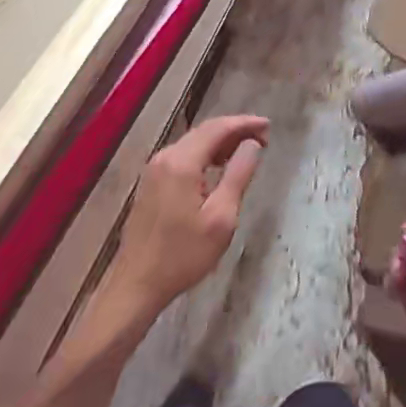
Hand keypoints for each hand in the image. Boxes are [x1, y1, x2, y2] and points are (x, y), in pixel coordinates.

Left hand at [108, 115, 268, 312]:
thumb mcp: (221, 219)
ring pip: (193, 143)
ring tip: (246, 151)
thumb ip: (238, 175)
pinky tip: (218, 167)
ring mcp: (155, 168)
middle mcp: (165, 157)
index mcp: (181, 162)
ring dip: (220, 142)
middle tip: (263, 138)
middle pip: (204, 132)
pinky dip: (204, 154)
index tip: (268, 126)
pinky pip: (183, 156)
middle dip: (234, 131)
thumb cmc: (183, 255)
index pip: (217, 129)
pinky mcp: (151, 182)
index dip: (245, 123)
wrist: (137, 283)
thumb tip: (252, 145)